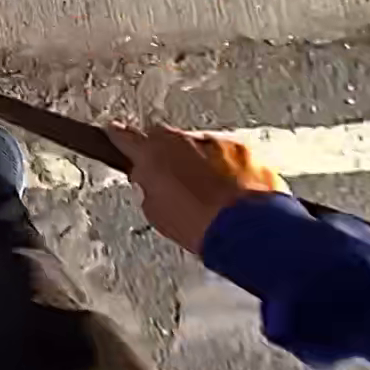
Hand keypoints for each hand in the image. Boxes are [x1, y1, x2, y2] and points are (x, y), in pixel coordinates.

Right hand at [107, 123, 288, 252]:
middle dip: (166, 152)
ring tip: (212, 190)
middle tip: (174, 177)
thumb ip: (146, 187)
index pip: (122, 135)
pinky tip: (236, 191)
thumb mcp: (155, 212)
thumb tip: (150, 183)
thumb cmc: (202, 225)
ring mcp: (212, 144)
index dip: (118, 136)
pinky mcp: (245, 153)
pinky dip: (231, 168)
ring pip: (198, 145)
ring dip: (200, 160)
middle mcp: (177, 141)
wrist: (254, 234)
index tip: (115, 134)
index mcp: (148, 152)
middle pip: (163, 137)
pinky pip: (231, 155)